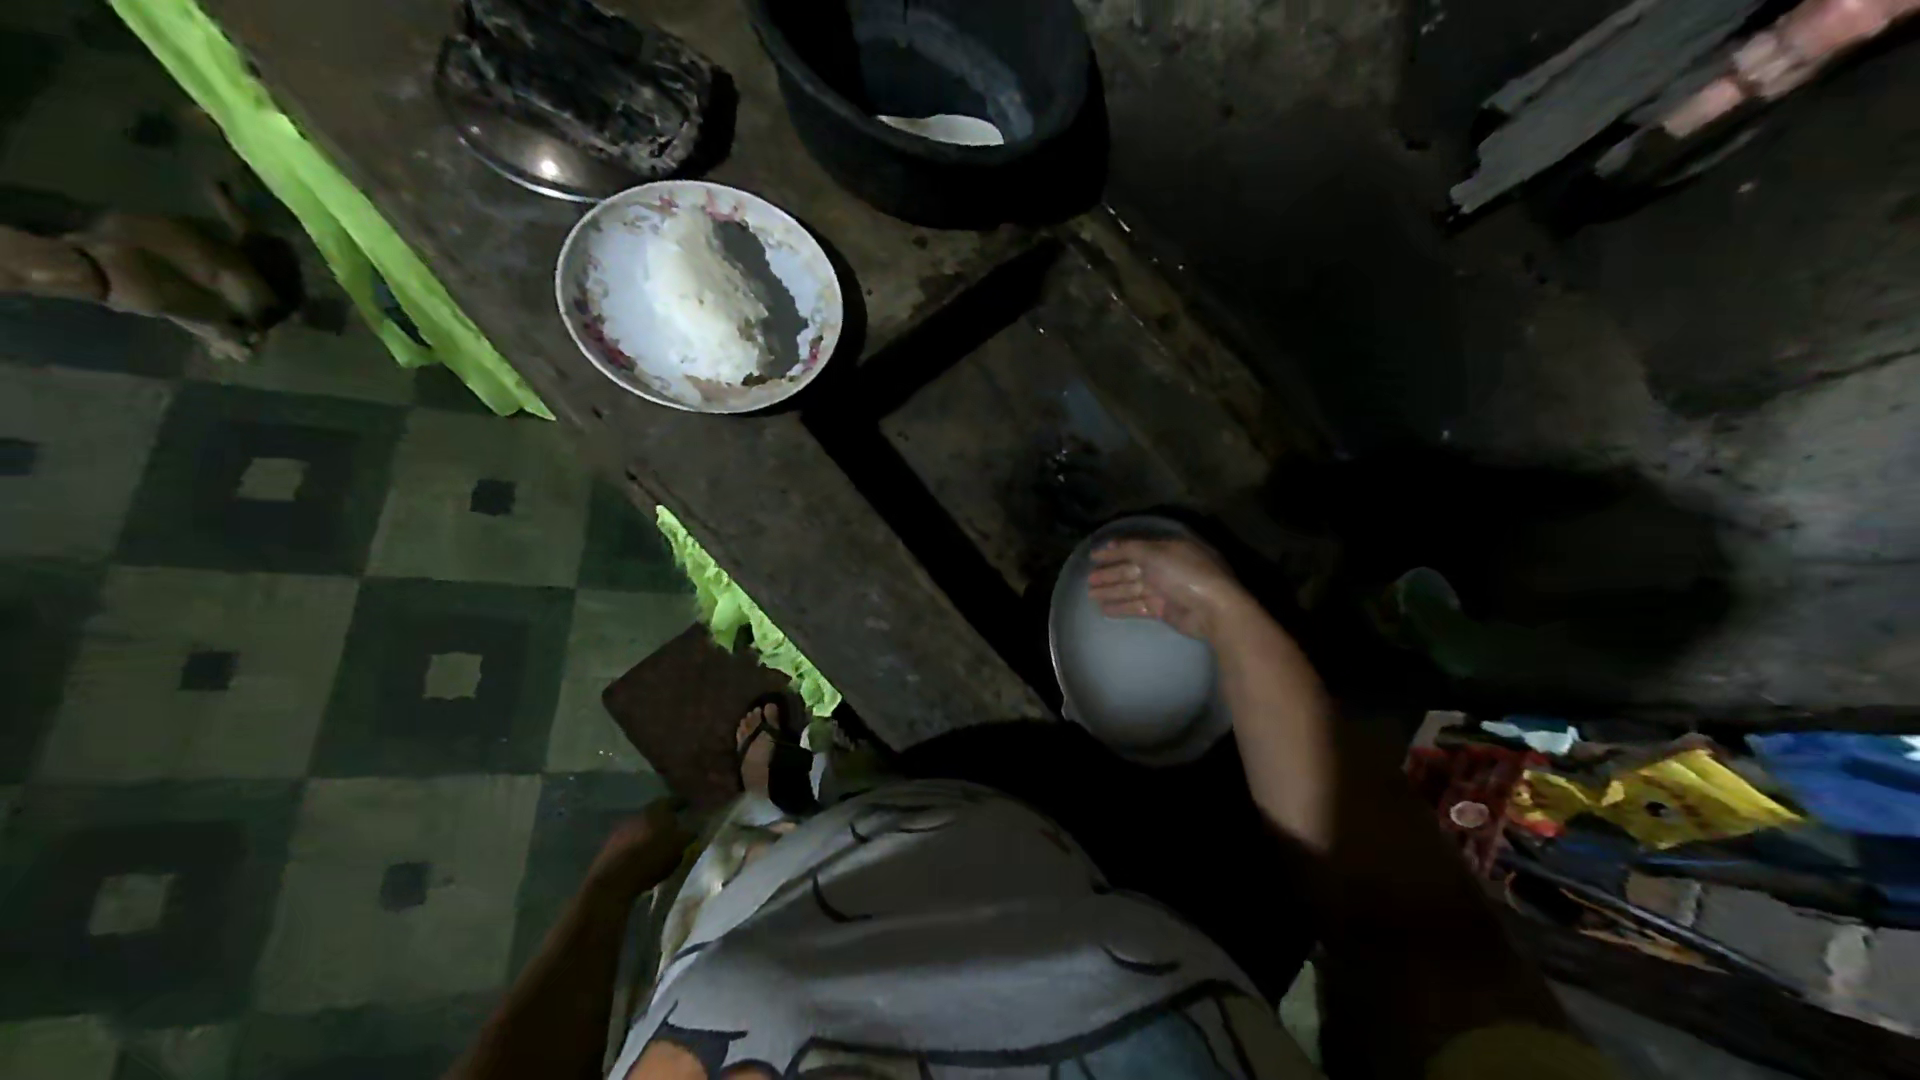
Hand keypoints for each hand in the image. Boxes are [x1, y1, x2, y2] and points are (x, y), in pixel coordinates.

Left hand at [585, 800, 693, 899]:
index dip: (682, 803)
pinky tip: (642, 854)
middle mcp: (638, 813)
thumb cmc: (652, 858)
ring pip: (641, 826)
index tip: (689, 806)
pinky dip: (638, 844)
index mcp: (657, 809)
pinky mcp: (610, 846)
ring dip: (649, 832)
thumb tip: (693, 828)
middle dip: (664, 819)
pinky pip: (630, 840)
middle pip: (655, 813)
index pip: (673, 801)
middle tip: (674, 826)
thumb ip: (689, 834)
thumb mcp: (679, 846)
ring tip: (658, 843)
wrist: (614, 880)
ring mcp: (621, 829)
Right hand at [1087, 537, 1248, 641]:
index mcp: (1166, 549)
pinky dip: (1121, 607)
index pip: (1134, 548)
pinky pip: (1138, 606)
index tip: (1093, 556)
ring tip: (1090, 594)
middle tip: (1088, 579)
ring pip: (1131, 588)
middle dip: (1109, 574)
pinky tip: (1104, 609)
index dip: (1113, 551)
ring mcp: (1165, 589)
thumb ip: (1131, 548)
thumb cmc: (1185, 573)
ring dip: (1111, 591)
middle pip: (1131, 569)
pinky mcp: (1164, 609)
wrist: (1212, 608)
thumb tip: (1111, 544)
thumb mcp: (1156, 553)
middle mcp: (1165, 567)